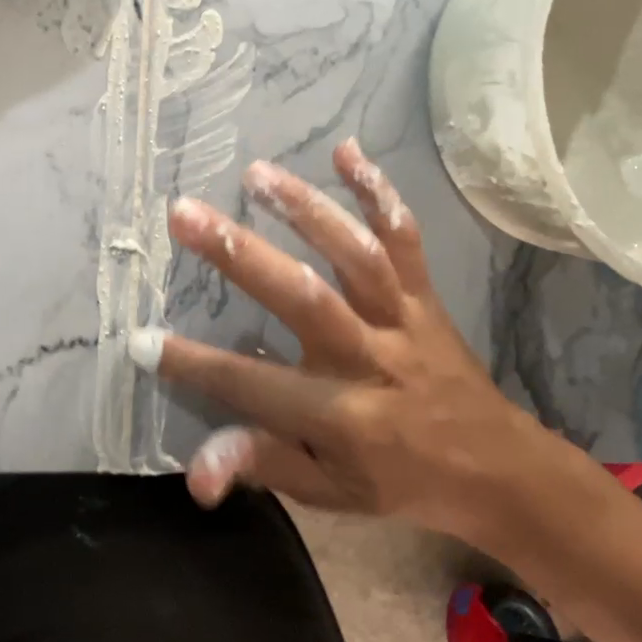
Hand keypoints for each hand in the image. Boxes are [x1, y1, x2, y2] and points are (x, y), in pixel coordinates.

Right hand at [130, 139, 569, 543]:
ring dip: (306, 209)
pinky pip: (405, 238)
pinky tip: (346, 149)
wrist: (501, 468)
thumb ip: (264, 466)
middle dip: (240, 254)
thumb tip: (194, 475)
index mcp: (344, 416)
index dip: (195, 367)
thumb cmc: (400, 479)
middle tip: (183, 213)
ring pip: (357, 257)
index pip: (255, 386)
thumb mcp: (330, 493)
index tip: (140, 341)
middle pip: (304, 298)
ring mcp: (402, 319)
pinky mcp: (425, 295)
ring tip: (254, 173)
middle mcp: (371, 357)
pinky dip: (378, 192)